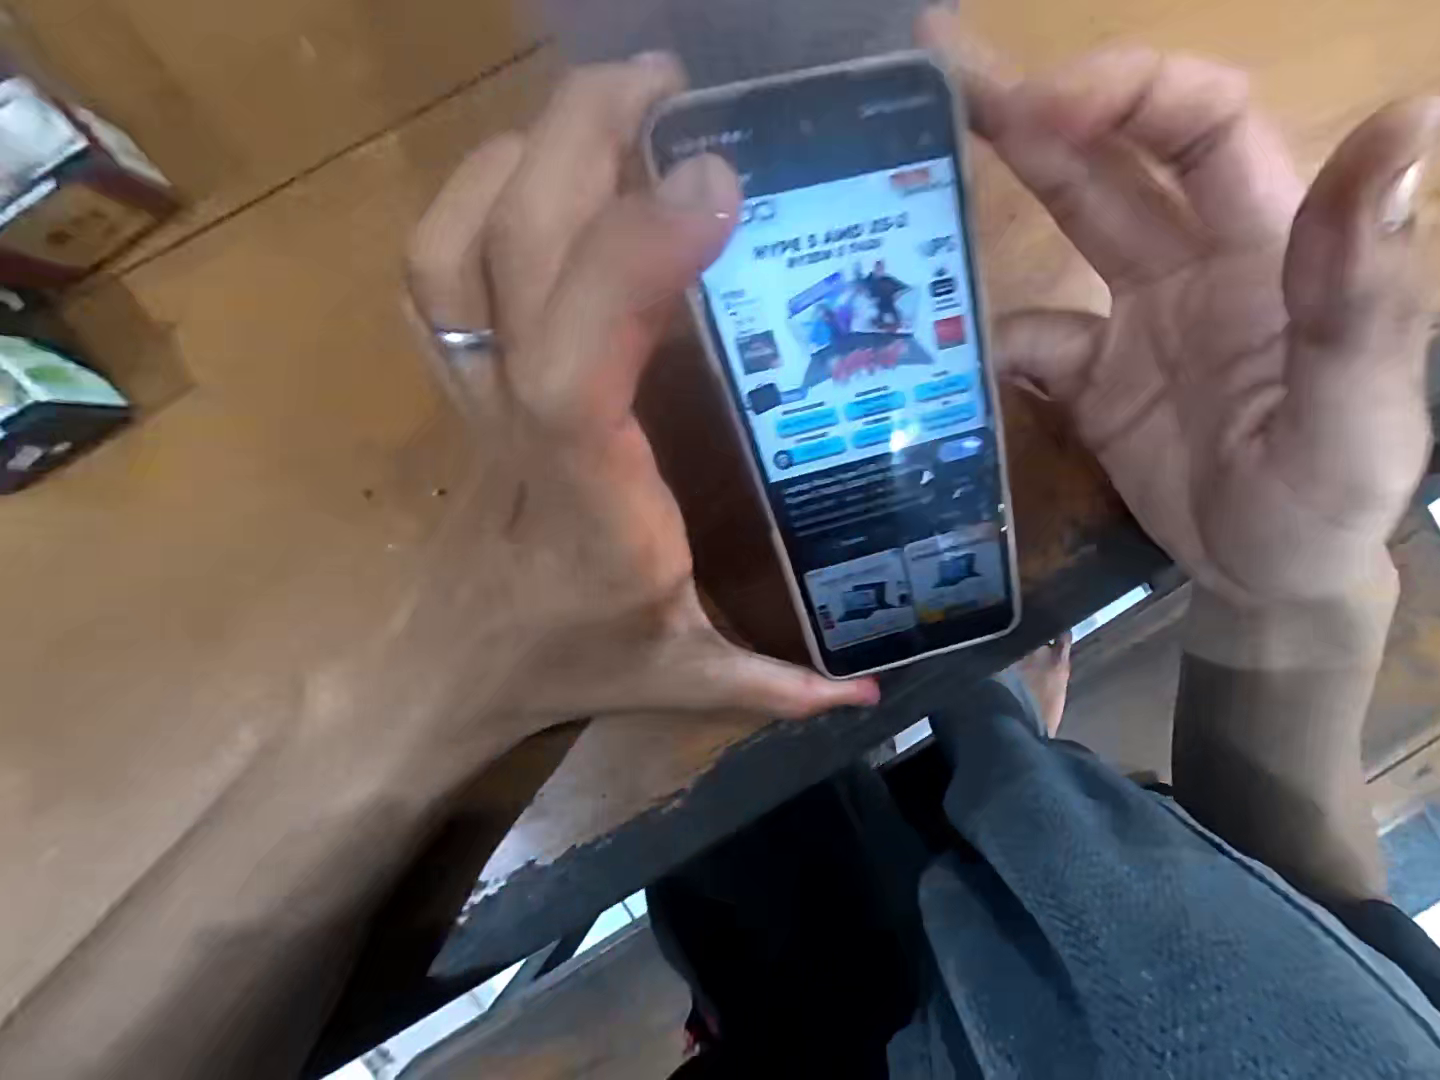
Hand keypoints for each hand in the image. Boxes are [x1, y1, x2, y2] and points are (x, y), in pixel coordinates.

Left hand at [403, 54, 878, 743]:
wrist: (450, 674)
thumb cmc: (576, 668)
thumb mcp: (691, 682)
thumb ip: (782, 687)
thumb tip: (874, 689)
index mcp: (594, 499)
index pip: (582, 365)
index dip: (638, 261)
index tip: (721, 184)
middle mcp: (521, 427)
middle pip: (512, 258)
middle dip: (587, 147)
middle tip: (681, 88)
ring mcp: (479, 395)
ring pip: (459, 244)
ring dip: (535, 149)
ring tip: (622, 100)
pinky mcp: (467, 382)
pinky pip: (439, 268)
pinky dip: (480, 192)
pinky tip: (549, 166)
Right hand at [925, 15, 1439, 619]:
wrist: (1271, 579)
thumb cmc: (1326, 502)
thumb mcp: (1355, 412)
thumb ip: (1362, 289)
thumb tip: (1409, 117)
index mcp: (1265, 250)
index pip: (1204, 124)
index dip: (1128, 94)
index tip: (1041, 106)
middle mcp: (1195, 267)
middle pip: (1111, 161)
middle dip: (1033, 111)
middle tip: (940, 61)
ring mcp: (1135, 327)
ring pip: (1061, 239)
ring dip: (996, 200)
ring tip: (910, 181)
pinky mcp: (1095, 387)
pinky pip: (1032, 348)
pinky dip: (991, 346)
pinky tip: (949, 353)